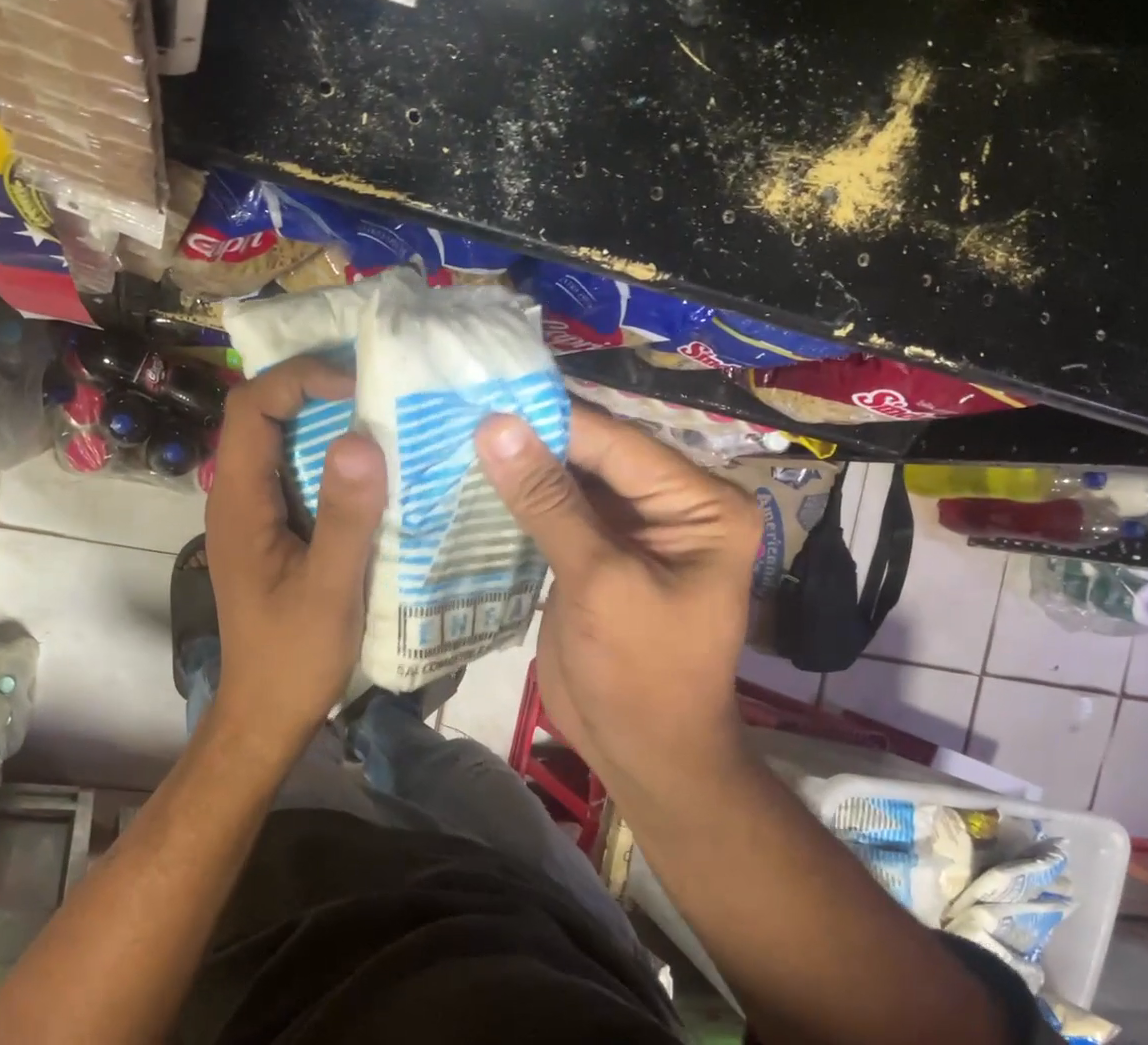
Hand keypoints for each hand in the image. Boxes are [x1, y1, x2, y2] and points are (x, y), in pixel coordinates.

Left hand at [204, 358, 386, 743]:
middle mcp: (236, 498)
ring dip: (324, 423)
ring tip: (384, 416)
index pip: (250, 408)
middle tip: (379, 388)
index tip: (357, 384)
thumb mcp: (329, 591)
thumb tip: (361, 436)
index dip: (298, 379)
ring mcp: (252, 514)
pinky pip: (294, 475)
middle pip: (261, 416)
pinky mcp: (271, 531)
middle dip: (314, 390)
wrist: (266, 712)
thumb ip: (345, 518)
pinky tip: (373, 468)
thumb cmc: (293, 657)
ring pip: (279, 443)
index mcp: (238, 502)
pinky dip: (328, 458)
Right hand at [475, 406, 760, 787]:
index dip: (547, 419)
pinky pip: (551, 516)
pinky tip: (465, 486)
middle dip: (527, 441)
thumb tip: (496, 427)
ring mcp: (625, 531)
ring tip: (448, 439)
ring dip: (514, 470)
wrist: (642, 752)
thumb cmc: (640, 670)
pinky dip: (513, 505)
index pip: (615, 443)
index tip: (477, 396)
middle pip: (590, 457)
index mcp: (699, 502)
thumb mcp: (599, 580)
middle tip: (452, 412)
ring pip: (564, 484)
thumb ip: (548, 501)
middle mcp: (667, 505)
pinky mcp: (590, 556)